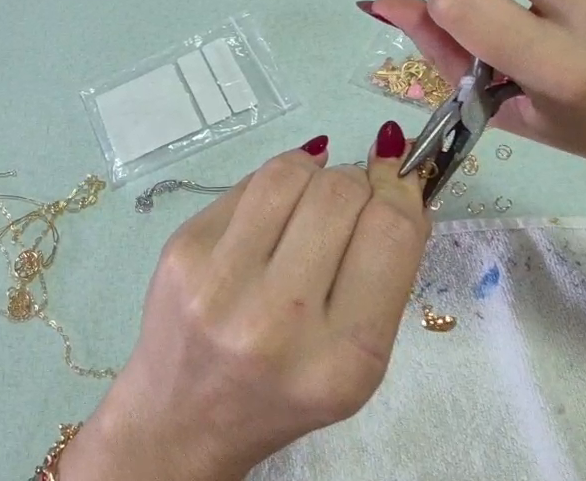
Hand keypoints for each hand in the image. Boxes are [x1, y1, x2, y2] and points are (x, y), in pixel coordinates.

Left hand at [58, 124, 429, 480]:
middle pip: (339, 194)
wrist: (186, 413)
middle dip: (356, 182)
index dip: (402, 192)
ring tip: (311, 194)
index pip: (390, 234)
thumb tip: (396, 177)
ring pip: (286, 174)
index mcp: (342, 359)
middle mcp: (278, 317)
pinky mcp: (183, 248)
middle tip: (352, 197)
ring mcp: (221, 278)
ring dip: (312, 172)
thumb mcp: (355, 361)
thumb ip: (382, 274)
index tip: (400, 179)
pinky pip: (244, 184)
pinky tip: (274, 206)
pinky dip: (271, 183)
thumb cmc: (284, 389)